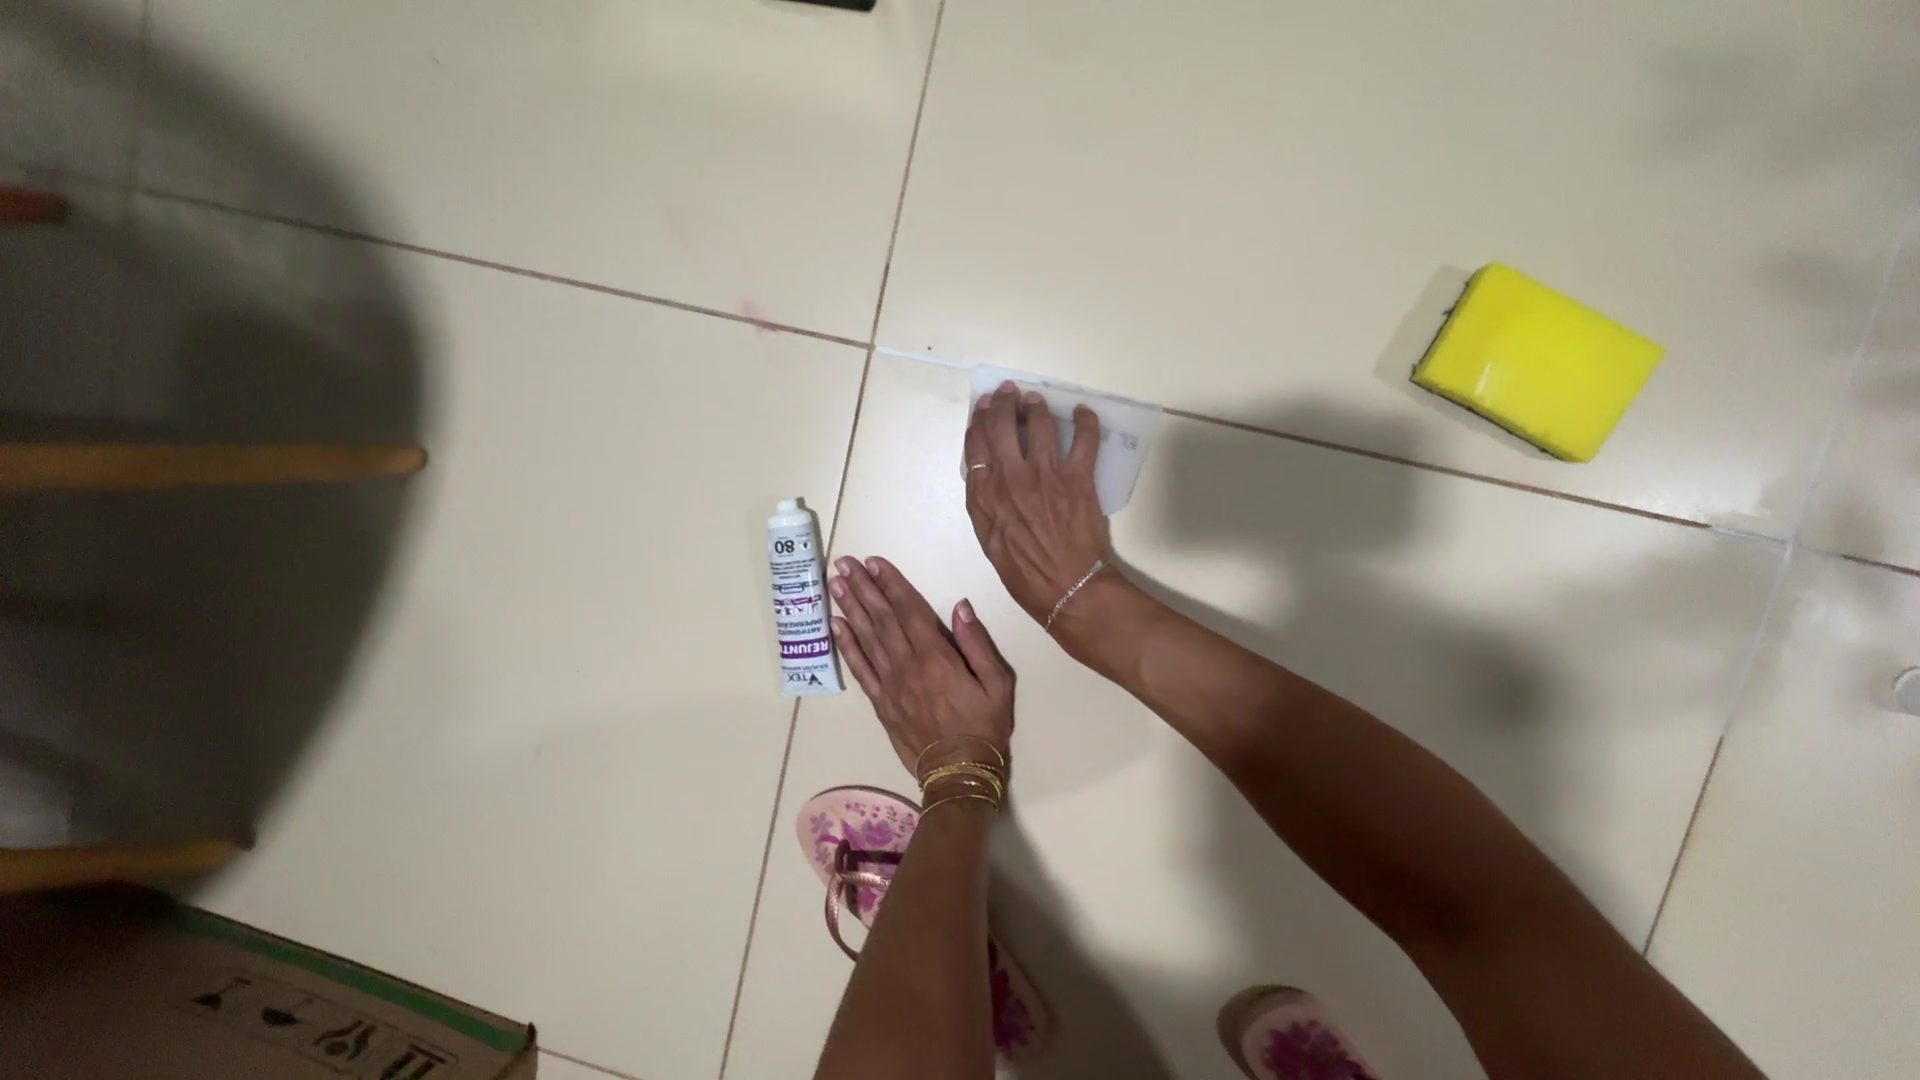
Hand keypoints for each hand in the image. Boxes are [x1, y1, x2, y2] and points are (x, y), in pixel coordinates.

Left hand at [828, 555, 1014, 775]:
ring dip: (850, 608)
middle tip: (844, 563)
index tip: (874, 562)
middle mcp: (907, 665)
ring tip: (835, 583)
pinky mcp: (879, 703)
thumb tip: (961, 606)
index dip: (891, 583)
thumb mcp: (997, 684)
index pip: (910, 610)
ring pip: (866, 638)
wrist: (958, 773)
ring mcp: (889, 684)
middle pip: (881, 618)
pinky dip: (846, 644)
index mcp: (936, 657)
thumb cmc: (984, 727)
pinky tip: (836, 625)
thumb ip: (977, 643)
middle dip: (863, 587)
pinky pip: (859, 668)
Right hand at [964, 382, 1111, 624]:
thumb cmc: (1025, 575)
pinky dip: (1086, 420)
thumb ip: (984, 504)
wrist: (1067, 589)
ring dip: (1035, 405)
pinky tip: (1083, 412)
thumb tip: (986, 477)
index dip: (978, 421)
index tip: (983, 408)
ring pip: (1038, 422)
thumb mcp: (988, 540)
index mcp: (984, 496)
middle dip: (1003, 402)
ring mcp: (1045, 474)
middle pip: (1001, 425)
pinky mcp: (1078, 477)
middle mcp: (1010, 477)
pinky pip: (1085, 437)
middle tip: (1008, 392)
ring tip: (1035, 400)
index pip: (976, 444)